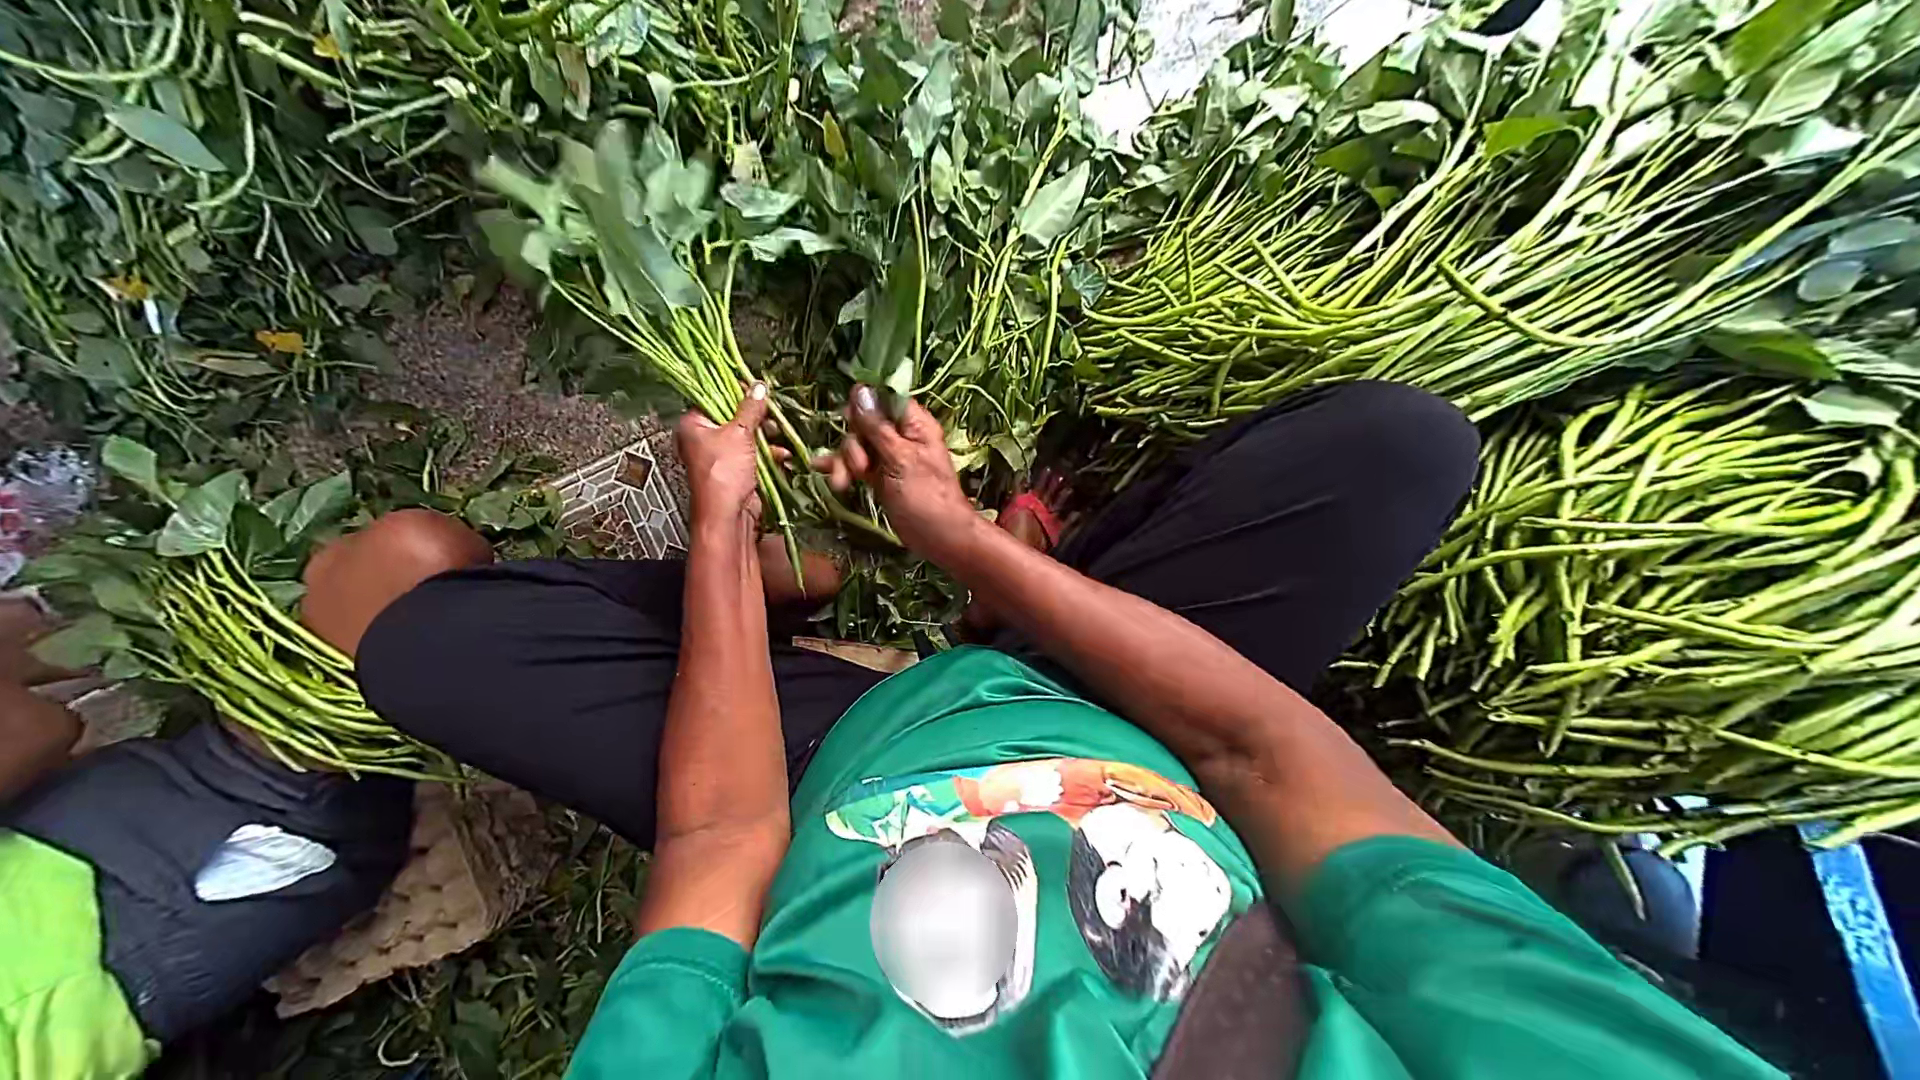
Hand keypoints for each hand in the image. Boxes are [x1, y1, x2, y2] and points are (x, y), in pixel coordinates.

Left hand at [677, 383, 771, 523]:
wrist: (728, 514)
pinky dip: (768, 454)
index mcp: (693, 424)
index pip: (714, 397)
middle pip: (734, 417)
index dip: (736, 391)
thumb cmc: (723, 473)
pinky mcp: (737, 470)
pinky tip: (780, 455)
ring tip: (778, 437)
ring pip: (747, 436)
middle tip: (771, 416)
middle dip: (757, 418)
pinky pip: (754, 454)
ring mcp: (721, 455)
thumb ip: (750, 408)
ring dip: (766, 437)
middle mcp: (704, 438)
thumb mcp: (739, 433)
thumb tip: (759, 386)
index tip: (755, 388)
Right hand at [813, 385, 979, 556]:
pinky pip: (857, 464)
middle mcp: (901, 435)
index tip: (850, 419)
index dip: (863, 404)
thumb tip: (860, 390)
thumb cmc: (926, 497)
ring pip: (857, 445)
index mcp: (914, 423)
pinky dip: (843, 469)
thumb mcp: (900, 458)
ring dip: (846, 461)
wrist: (937, 537)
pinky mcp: (879, 476)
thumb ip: (877, 426)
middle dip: (853, 442)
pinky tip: (826, 473)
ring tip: (844, 483)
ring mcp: (889, 456)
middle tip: (861, 465)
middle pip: (864, 422)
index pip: (884, 397)